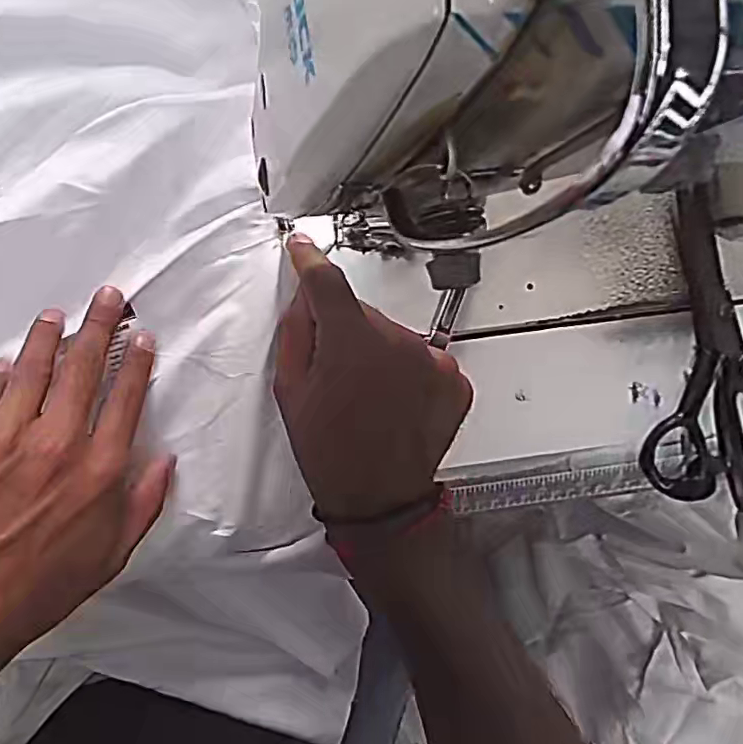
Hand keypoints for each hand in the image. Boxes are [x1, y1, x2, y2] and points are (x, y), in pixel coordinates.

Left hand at [0, 286, 173, 743]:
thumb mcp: (106, 559)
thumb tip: (164, 462)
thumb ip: (143, 504)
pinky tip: (10, 362)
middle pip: (83, 367)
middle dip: (100, 326)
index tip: (141, 337)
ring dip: (49, 336)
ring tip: (58, 315)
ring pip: (33, 368)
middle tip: (107, 298)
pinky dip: (1, 374)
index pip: (124, 398)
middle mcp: (54, 444)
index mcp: (96, 472)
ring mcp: (2, 437)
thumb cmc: (30, 592)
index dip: (135, 362)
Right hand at [273, 235, 471, 521]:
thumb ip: (296, 333)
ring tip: (364, 395)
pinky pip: (419, 354)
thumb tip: (303, 302)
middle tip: (332, 372)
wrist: (377, 496)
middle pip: (361, 311)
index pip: (326, 281)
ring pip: (391, 333)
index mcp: (349, 341)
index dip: (310, 259)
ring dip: (375, 351)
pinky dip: (404, 369)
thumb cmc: (332, 451)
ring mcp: (429, 359)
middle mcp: (395, 342)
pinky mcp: (452, 376)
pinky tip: (390, 400)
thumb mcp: (290, 389)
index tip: (304, 247)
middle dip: (343, 330)